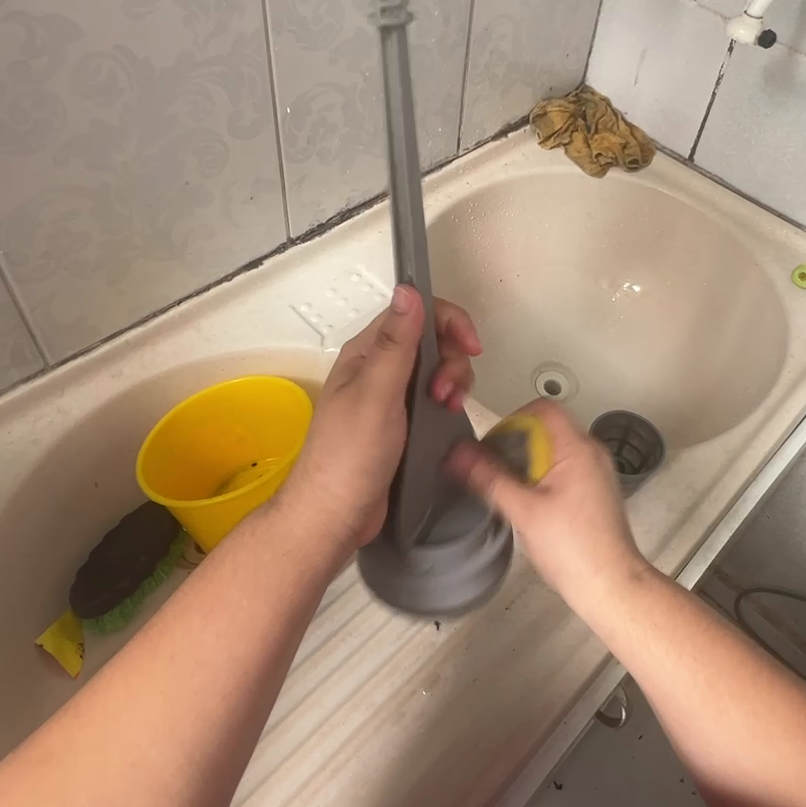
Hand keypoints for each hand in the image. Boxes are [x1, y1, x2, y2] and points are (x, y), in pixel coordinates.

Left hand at [272, 286, 482, 548]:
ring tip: (445, 408)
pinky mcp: (402, 422)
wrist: (335, 516)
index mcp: (366, 353)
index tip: (470, 346)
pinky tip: (446, 418)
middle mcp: (377, 369)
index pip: (413, 313)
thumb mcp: (376, 395)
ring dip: (452, 381)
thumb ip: (395, 343)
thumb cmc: (350, 457)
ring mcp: (390, 396)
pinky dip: (447, 402)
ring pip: (435, 368)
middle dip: (451, 359)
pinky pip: (432, 397)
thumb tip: (407, 290)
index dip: (447, 321)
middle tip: (446, 393)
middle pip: (431, 340)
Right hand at [447, 401, 653, 609]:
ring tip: (512, 492)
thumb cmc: (577, 551)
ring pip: (553, 449)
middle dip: (516, 445)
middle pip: (546, 427)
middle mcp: (591, 454)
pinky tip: (530, 506)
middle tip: (496, 471)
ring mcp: (595, 472)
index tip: (494, 445)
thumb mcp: (523, 512)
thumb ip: (489, 479)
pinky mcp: (594, 491)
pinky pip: (564, 468)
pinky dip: (542, 477)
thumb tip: (460, 456)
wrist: (611, 586)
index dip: (512, 420)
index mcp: (577, 449)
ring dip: (527, 463)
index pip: (542, 408)